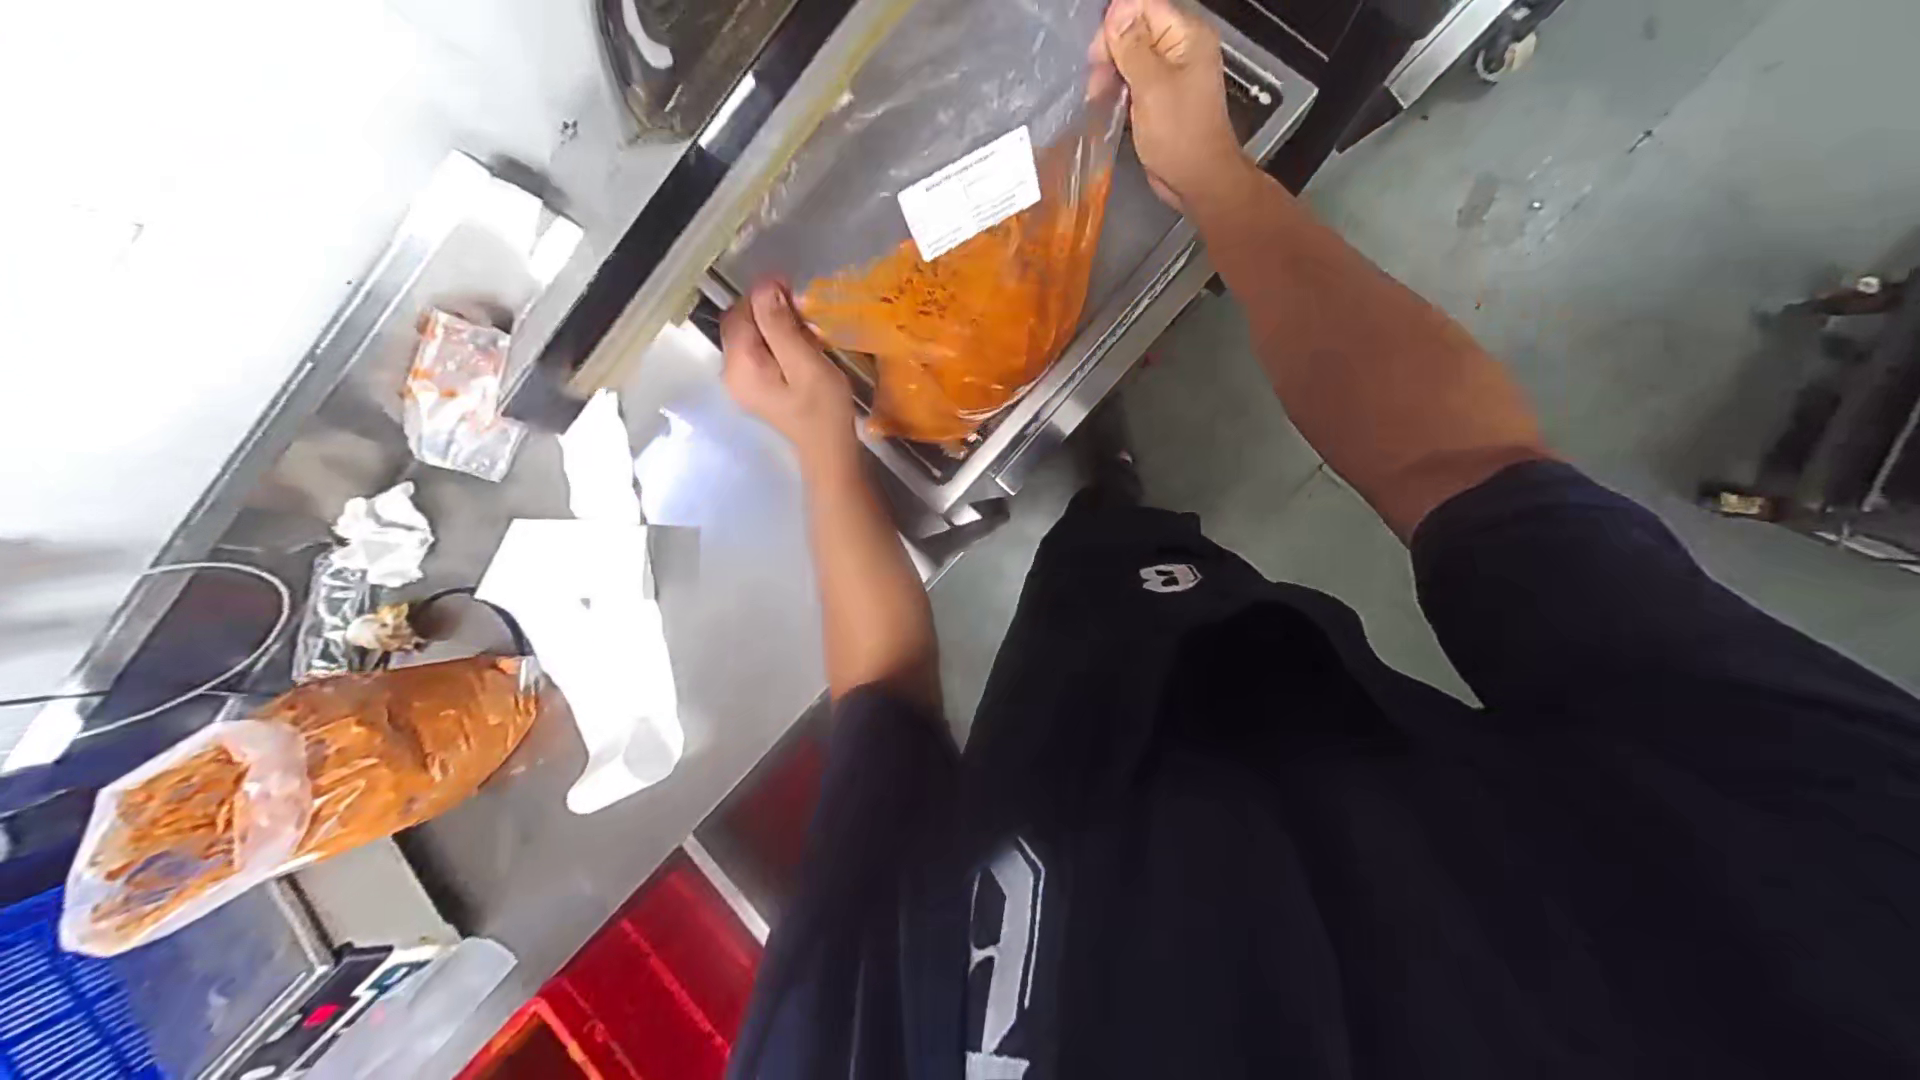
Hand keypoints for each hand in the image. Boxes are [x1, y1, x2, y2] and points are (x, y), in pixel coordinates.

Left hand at [720, 282, 858, 474]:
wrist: (829, 450)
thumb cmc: (823, 409)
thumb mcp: (804, 363)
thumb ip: (780, 325)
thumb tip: (764, 287)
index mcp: (740, 367)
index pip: (739, 315)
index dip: (761, 295)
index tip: (791, 287)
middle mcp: (732, 373)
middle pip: (741, 324)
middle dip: (768, 309)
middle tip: (802, 307)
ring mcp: (742, 382)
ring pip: (751, 336)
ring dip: (776, 324)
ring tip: (806, 327)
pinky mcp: (757, 387)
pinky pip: (760, 352)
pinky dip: (778, 341)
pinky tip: (801, 345)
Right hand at [1095, 0, 1247, 209]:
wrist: (1197, 179)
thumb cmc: (1178, 135)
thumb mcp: (1151, 86)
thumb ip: (1132, 46)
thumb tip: (1116, 11)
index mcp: (1186, 35)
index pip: (1144, 6)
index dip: (1116, 23)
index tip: (1096, 56)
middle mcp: (1181, 48)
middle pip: (1137, 29)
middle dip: (1112, 50)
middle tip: (1095, 82)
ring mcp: (1171, 74)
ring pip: (1133, 57)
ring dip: (1112, 72)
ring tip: (1097, 96)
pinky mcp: (1161, 98)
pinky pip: (1136, 81)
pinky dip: (1120, 88)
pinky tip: (1107, 102)